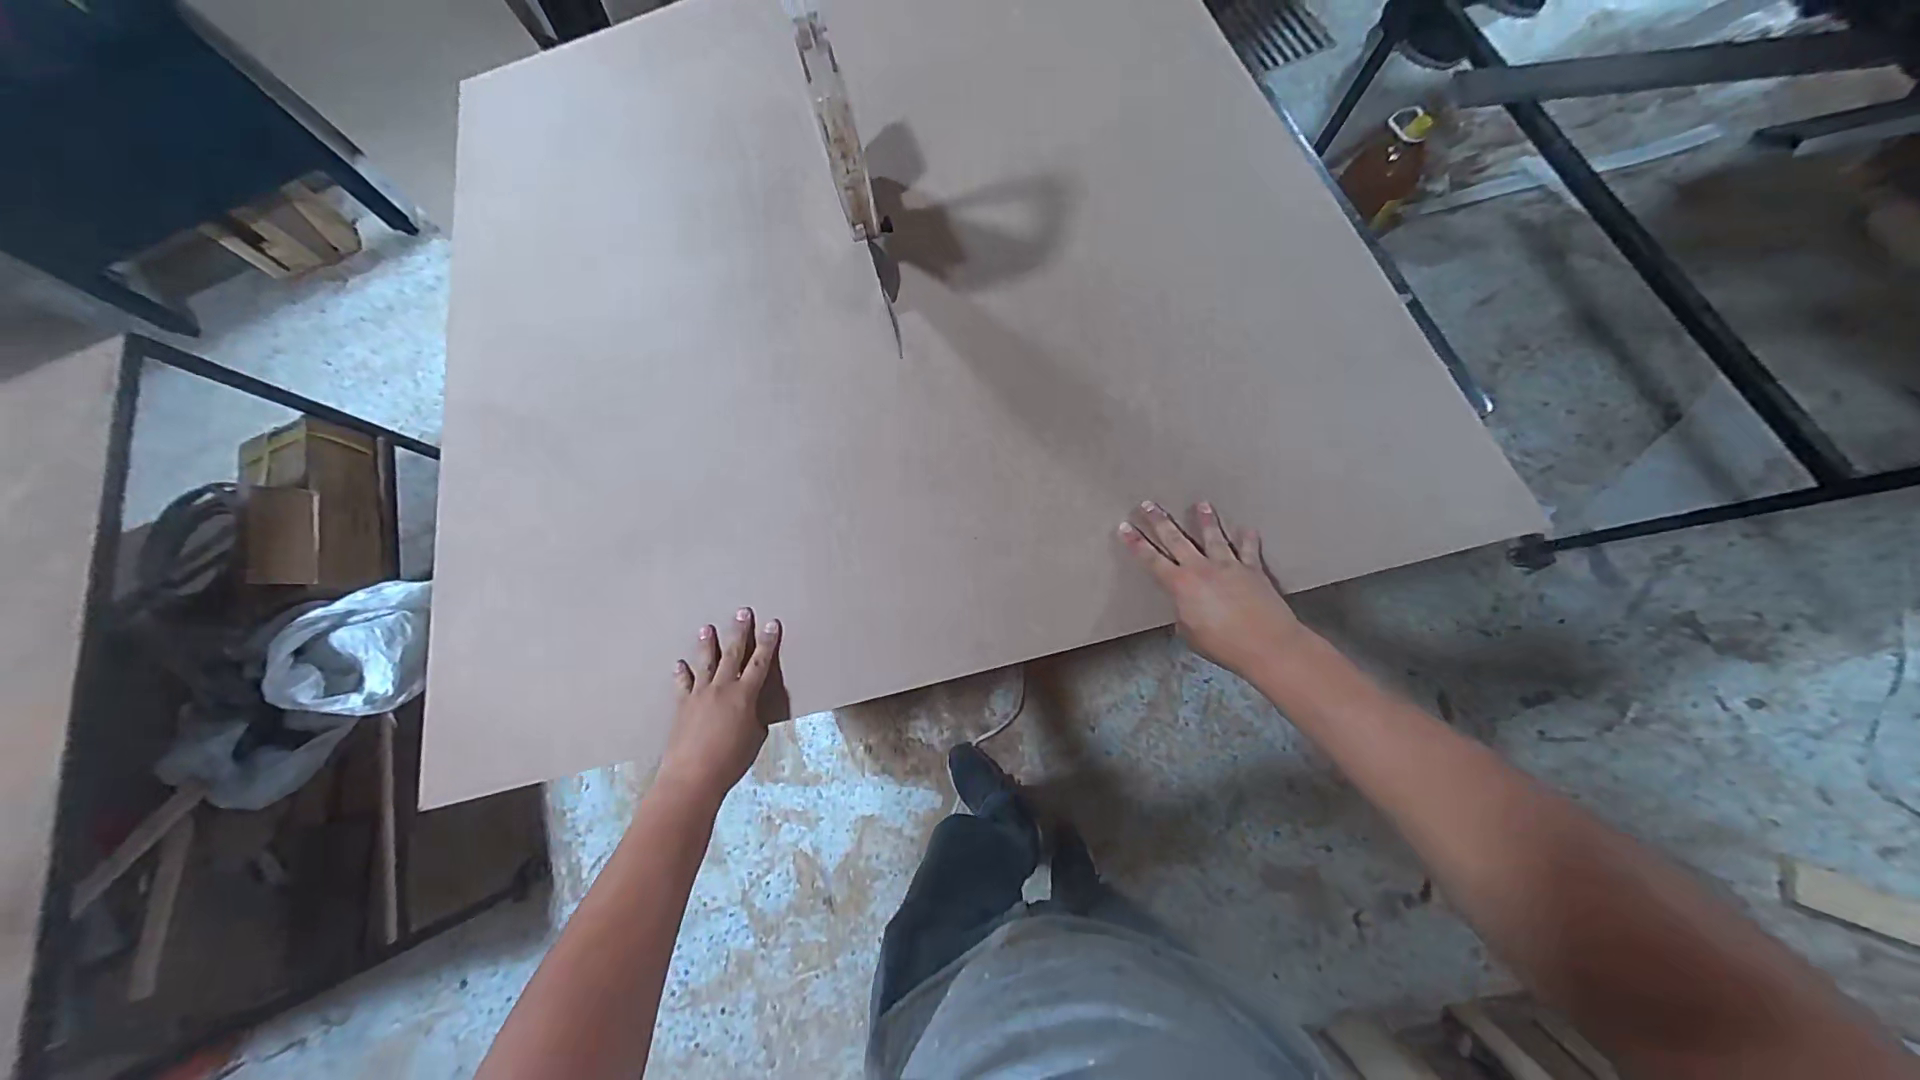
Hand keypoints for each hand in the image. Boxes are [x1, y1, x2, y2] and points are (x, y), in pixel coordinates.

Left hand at [656, 608, 781, 812]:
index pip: (760, 662)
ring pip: (705, 663)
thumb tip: (750, 707)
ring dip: (708, 644)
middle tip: (742, 612)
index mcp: (745, 695)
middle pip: (733, 654)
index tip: (771, 624)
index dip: (768, 642)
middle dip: (740, 632)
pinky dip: (681, 674)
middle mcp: (722, 688)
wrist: (692, 775)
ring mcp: (699, 695)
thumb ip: (754, 716)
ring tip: (707, 628)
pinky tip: (679, 664)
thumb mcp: (755, 736)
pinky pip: (682, 685)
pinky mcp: (682, 706)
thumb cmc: (731, 760)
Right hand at [1118, 501, 1307, 678]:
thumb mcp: (1190, 634)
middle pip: (1176, 539)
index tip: (1125, 528)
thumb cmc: (1224, 644)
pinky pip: (1248, 550)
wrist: (1266, 644)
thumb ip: (1183, 616)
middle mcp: (1202, 569)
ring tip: (1201, 504)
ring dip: (1205, 520)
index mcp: (1181, 586)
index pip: (1152, 560)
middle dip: (1159, 521)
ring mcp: (1228, 566)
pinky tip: (1247, 529)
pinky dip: (1247, 539)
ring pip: (1213, 537)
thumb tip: (1185, 611)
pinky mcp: (1253, 570)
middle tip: (1148, 505)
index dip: (1136, 544)